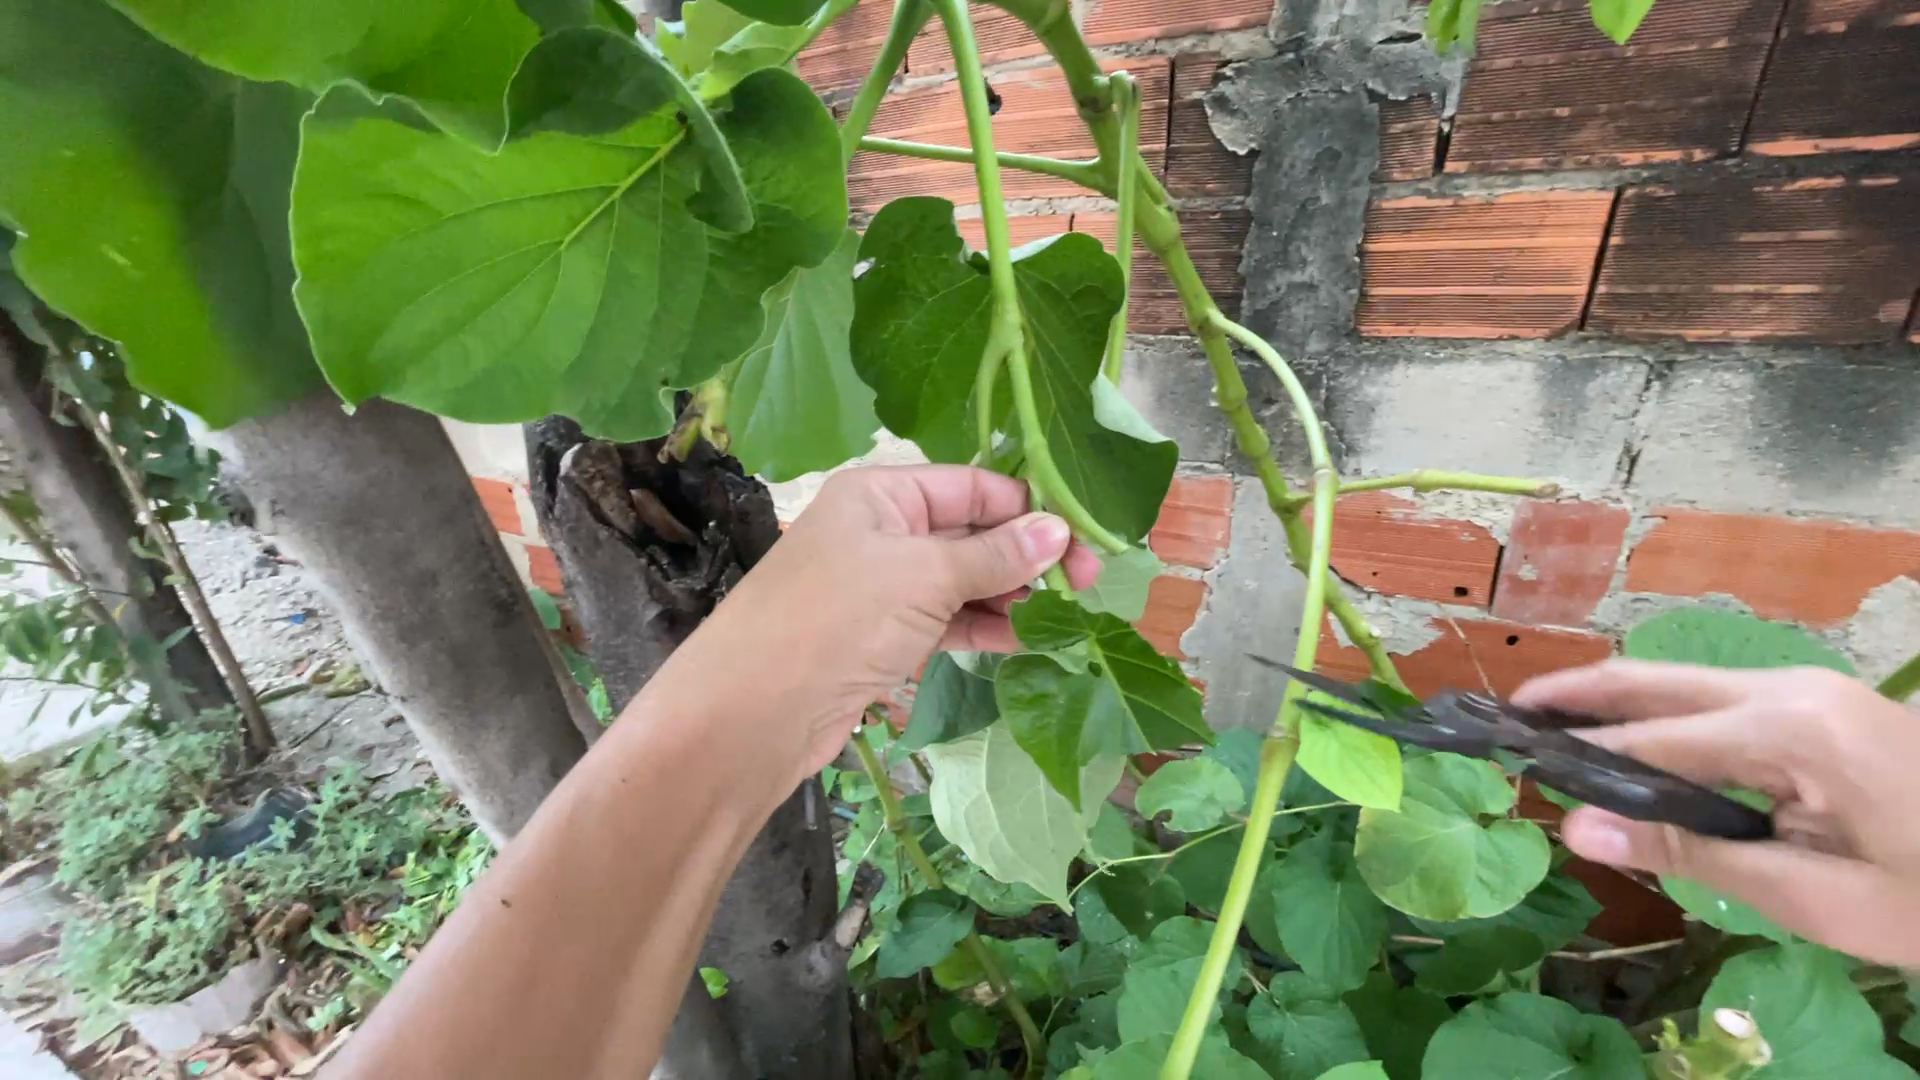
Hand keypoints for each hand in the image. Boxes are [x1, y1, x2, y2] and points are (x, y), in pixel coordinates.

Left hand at [653, 465, 1099, 783]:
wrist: (752, 714)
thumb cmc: (836, 619)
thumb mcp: (921, 575)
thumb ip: (993, 554)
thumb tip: (1058, 531)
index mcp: (882, 494)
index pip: (972, 487)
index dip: (1028, 508)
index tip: (1081, 538)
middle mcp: (883, 532)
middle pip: (971, 533)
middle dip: (1027, 555)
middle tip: (1085, 583)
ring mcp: (884, 586)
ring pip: (964, 581)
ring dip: (1011, 595)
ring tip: (1062, 615)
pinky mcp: (886, 636)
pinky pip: (947, 620)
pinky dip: (983, 628)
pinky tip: (1024, 639)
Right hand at [1513, 659, 1919, 965]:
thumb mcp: (1822, 897)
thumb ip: (1690, 853)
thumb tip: (1575, 830)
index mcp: (1788, 728)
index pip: (1648, 740)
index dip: (1576, 756)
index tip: (1513, 759)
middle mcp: (1788, 689)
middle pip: (1648, 680)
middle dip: (1573, 694)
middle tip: (1508, 712)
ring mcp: (1808, 690)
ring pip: (1676, 683)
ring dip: (1611, 702)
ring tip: (1550, 723)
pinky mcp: (1821, 703)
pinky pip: (1714, 699)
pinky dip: (1657, 714)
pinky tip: (1628, 737)